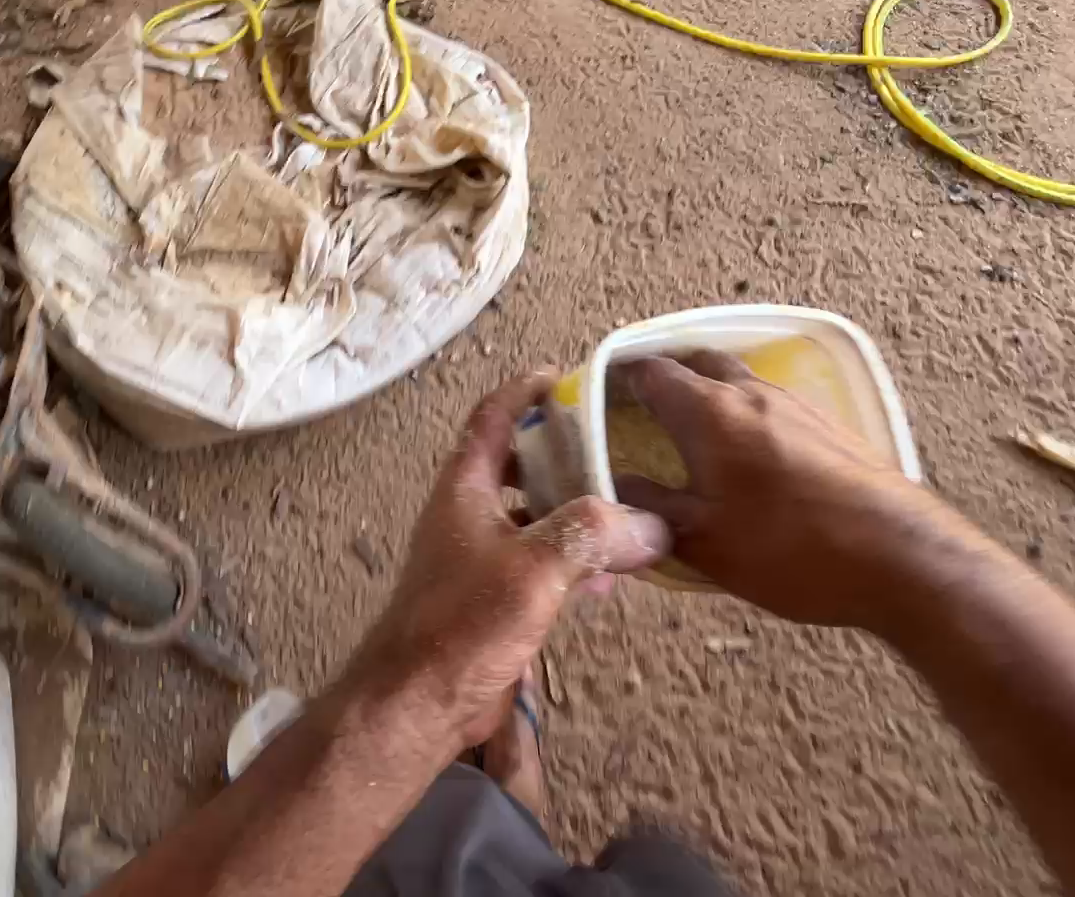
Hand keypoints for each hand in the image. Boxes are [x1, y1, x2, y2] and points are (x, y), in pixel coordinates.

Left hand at [351, 371, 669, 746]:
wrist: (420, 697)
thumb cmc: (464, 620)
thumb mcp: (533, 567)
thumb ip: (592, 536)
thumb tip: (654, 523)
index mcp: (464, 485)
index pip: (491, 418)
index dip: (523, 392)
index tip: (560, 377)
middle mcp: (467, 510)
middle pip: (513, 461)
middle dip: (559, 451)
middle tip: (609, 447)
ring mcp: (477, 552)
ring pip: (530, 513)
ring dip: (572, 510)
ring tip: (623, 513)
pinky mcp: (491, 592)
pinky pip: (537, 559)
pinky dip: (569, 559)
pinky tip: (606, 579)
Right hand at [612, 350, 989, 628]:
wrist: (910, 565)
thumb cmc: (790, 549)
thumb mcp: (700, 538)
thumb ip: (649, 505)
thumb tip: (614, 484)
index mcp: (709, 412)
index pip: (651, 372)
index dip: (619, 375)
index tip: (598, 391)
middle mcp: (751, 394)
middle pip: (698, 360)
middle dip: (665, 372)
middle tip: (640, 400)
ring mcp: (797, 406)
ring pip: (737, 378)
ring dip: (706, 388)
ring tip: (687, 425)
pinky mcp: (831, 428)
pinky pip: (769, 401)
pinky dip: (741, 409)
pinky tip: (744, 451)